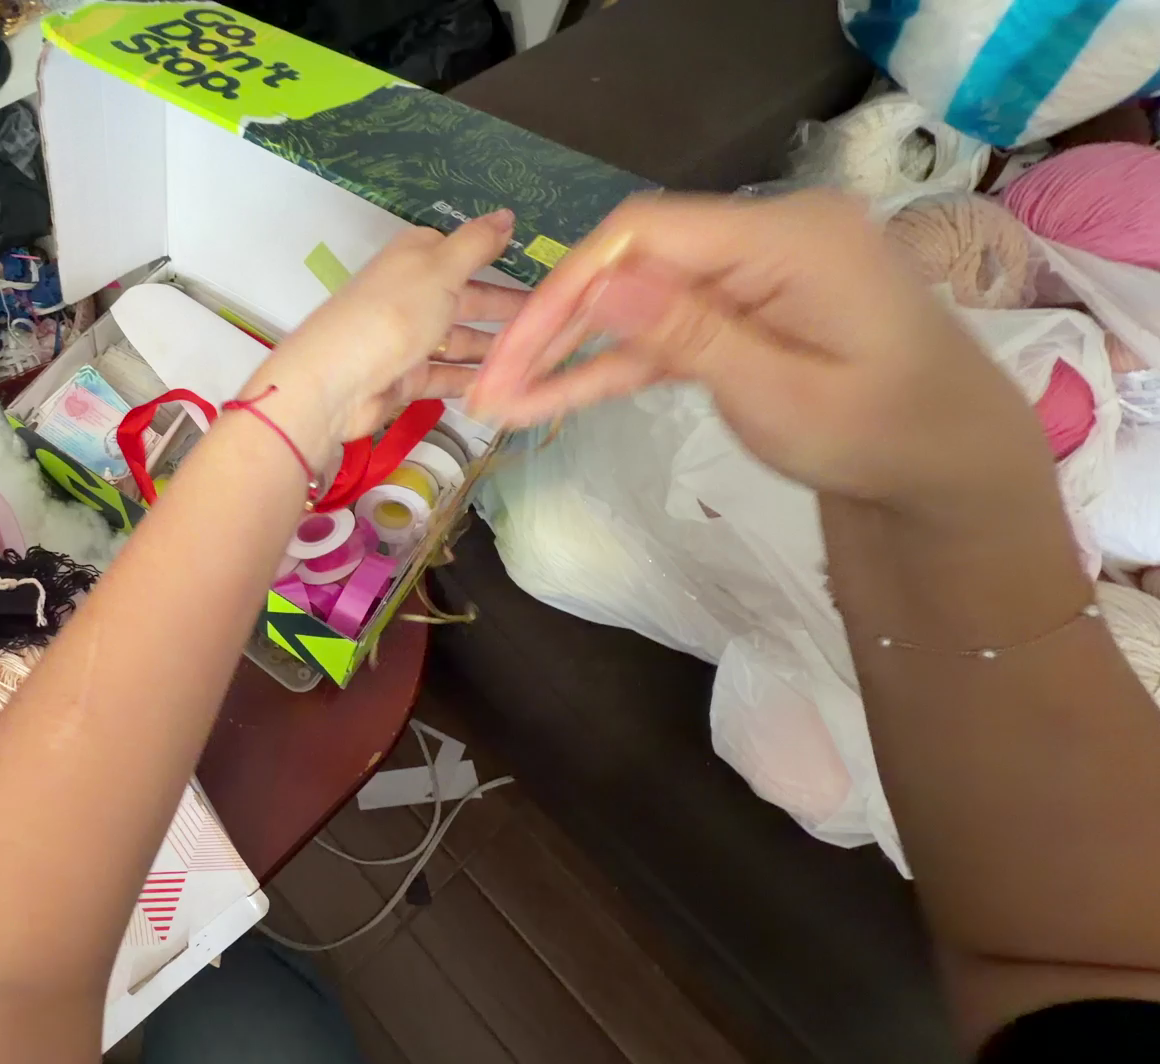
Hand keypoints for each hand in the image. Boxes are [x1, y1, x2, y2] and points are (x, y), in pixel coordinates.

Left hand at [241, 209, 527, 458]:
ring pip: (457, 342)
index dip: (496, 261)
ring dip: (492, 349)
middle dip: (505, 311)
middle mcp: (410, 296)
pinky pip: (443, 376)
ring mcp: (405, 341)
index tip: (541, 273)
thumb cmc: (391, 315)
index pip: (461, 253)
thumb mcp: (440, 267)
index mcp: (415, 259)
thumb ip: (476, 244)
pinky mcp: (402, 379)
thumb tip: (506, 215)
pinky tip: (505, 385)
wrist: (337, 383)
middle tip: (554, 322)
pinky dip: (469, 380)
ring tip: (539, 357)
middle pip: (466, 300)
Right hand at [468, 191, 1052, 524]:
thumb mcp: (778, 391)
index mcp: (784, 238)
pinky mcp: (723, 319)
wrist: (937, 469)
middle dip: (548, 329)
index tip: (511, 352)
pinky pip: (647, 338)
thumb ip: (688, 332)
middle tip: (486, 387)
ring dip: (559, 354)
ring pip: (622, 307)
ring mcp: (738, 281)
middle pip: (622, 269)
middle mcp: (755, 243)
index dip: (565, 287)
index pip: (642, 235)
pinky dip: (596, 370)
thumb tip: (600, 282)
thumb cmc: (877, 433)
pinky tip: (539, 402)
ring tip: (497, 401)